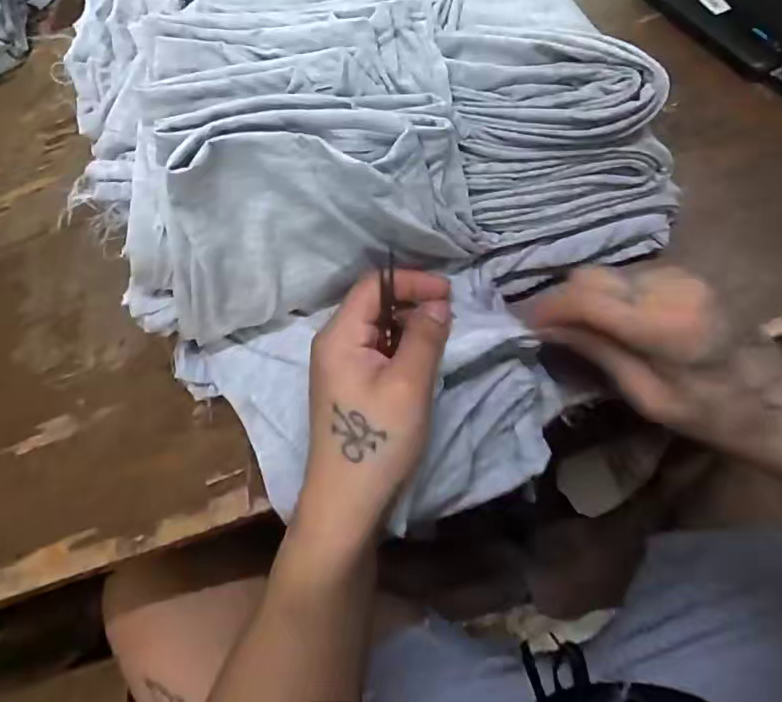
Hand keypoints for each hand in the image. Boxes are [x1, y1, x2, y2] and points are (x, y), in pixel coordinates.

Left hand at [294, 271, 451, 545]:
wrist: (346, 500)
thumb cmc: (377, 439)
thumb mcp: (408, 384)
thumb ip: (424, 337)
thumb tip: (438, 302)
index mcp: (338, 334)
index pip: (372, 286)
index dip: (410, 281)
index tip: (449, 292)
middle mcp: (332, 341)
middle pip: (372, 303)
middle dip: (411, 301)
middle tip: (449, 314)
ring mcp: (337, 364)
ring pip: (375, 327)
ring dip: (407, 324)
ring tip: (440, 335)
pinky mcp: (348, 383)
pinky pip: (374, 349)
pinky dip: (399, 345)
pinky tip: (421, 358)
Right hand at [520, 267, 781, 473]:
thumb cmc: (722, 419)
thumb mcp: (650, 398)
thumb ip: (595, 353)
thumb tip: (544, 330)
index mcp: (663, 322)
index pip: (582, 297)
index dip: (543, 308)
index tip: (518, 324)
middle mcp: (669, 285)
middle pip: (588, 276)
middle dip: (559, 299)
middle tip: (540, 328)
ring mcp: (680, 274)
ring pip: (605, 272)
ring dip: (582, 295)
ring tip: (569, 325)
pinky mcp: (685, 274)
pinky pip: (626, 275)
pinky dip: (605, 292)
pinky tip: (604, 318)